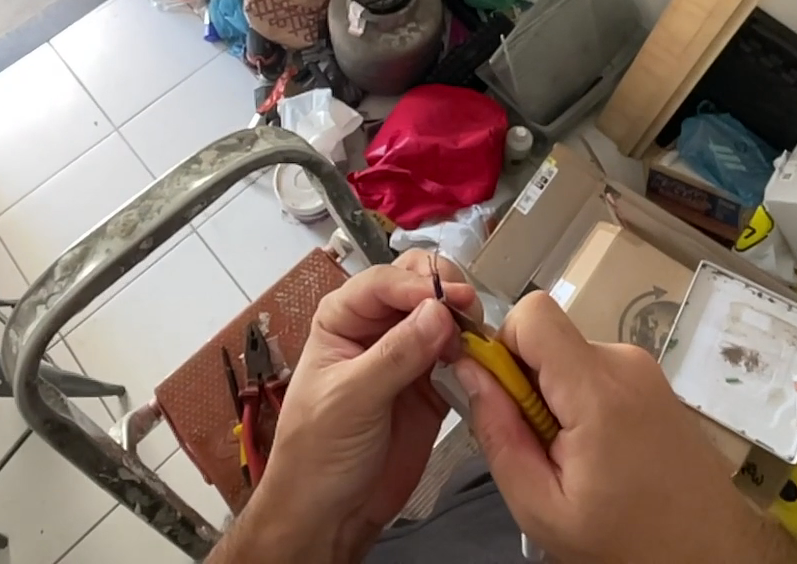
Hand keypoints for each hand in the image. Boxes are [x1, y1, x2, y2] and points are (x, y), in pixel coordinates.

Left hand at [216, 251, 479, 562]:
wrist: (329, 515)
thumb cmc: (317, 453)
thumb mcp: (350, 400)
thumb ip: (395, 355)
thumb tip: (438, 311)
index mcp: (344, 316)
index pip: (384, 281)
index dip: (417, 285)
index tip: (449, 299)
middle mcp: (377, 325)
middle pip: (418, 283)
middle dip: (445, 289)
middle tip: (467, 311)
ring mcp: (407, 351)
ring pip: (444, 314)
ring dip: (463, 319)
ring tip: (475, 339)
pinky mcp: (432, 381)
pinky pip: (459, 353)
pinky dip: (473, 352)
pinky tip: (480, 361)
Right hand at [458, 292, 796, 563]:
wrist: (717, 559)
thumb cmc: (627, 544)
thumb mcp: (542, 508)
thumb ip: (498, 434)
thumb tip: (469, 368)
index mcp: (597, 388)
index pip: (532, 312)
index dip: (505, 343)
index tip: (504, 395)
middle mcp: (623, 361)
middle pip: (548, 336)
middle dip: (528, 380)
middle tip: (541, 444)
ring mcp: (643, 367)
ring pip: (567, 354)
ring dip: (555, 393)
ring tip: (575, 456)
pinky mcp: (653, 378)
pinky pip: (594, 368)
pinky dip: (581, 398)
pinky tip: (600, 450)